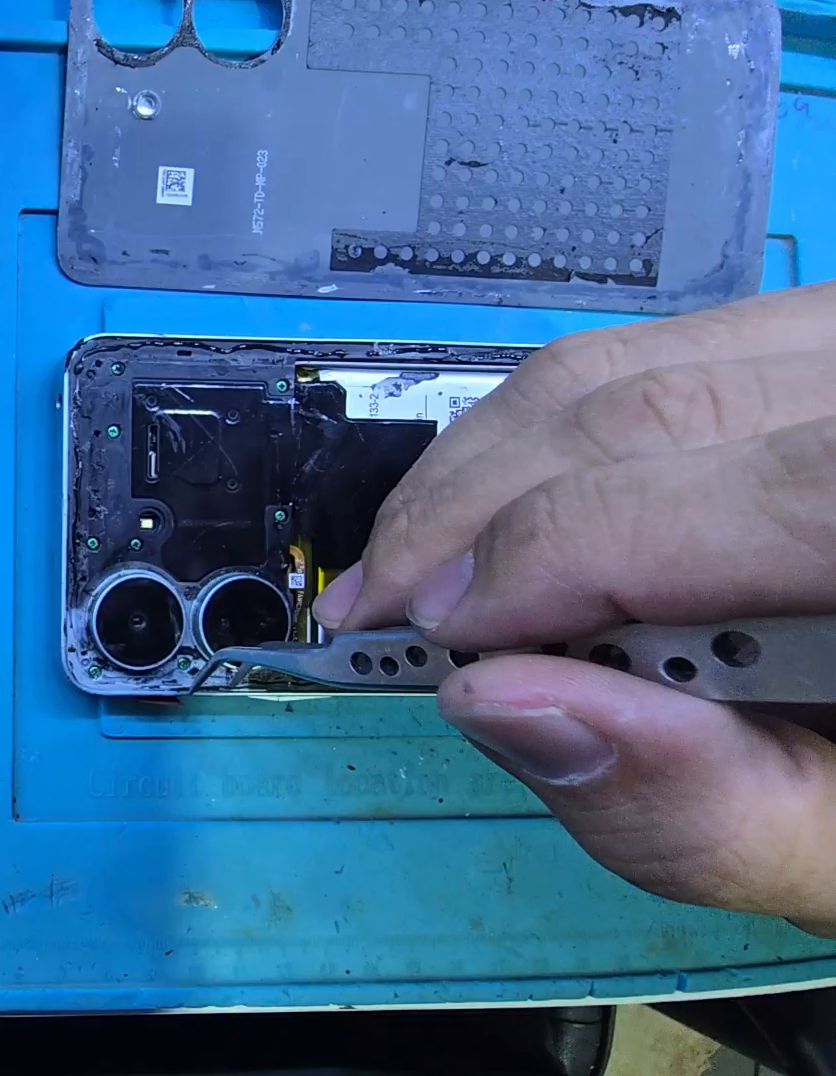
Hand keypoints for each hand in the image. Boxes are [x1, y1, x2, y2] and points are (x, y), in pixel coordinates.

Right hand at [310, 281, 835, 932]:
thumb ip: (697, 803)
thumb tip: (488, 699)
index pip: (776, 495)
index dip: (565, 556)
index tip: (436, 637)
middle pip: (646, 414)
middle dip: (465, 518)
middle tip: (378, 607)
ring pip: (600, 375)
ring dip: (460, 481)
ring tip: (403, 570)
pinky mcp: (777, 353)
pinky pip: (602, 367)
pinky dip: (499, 448)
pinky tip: (463, 521)